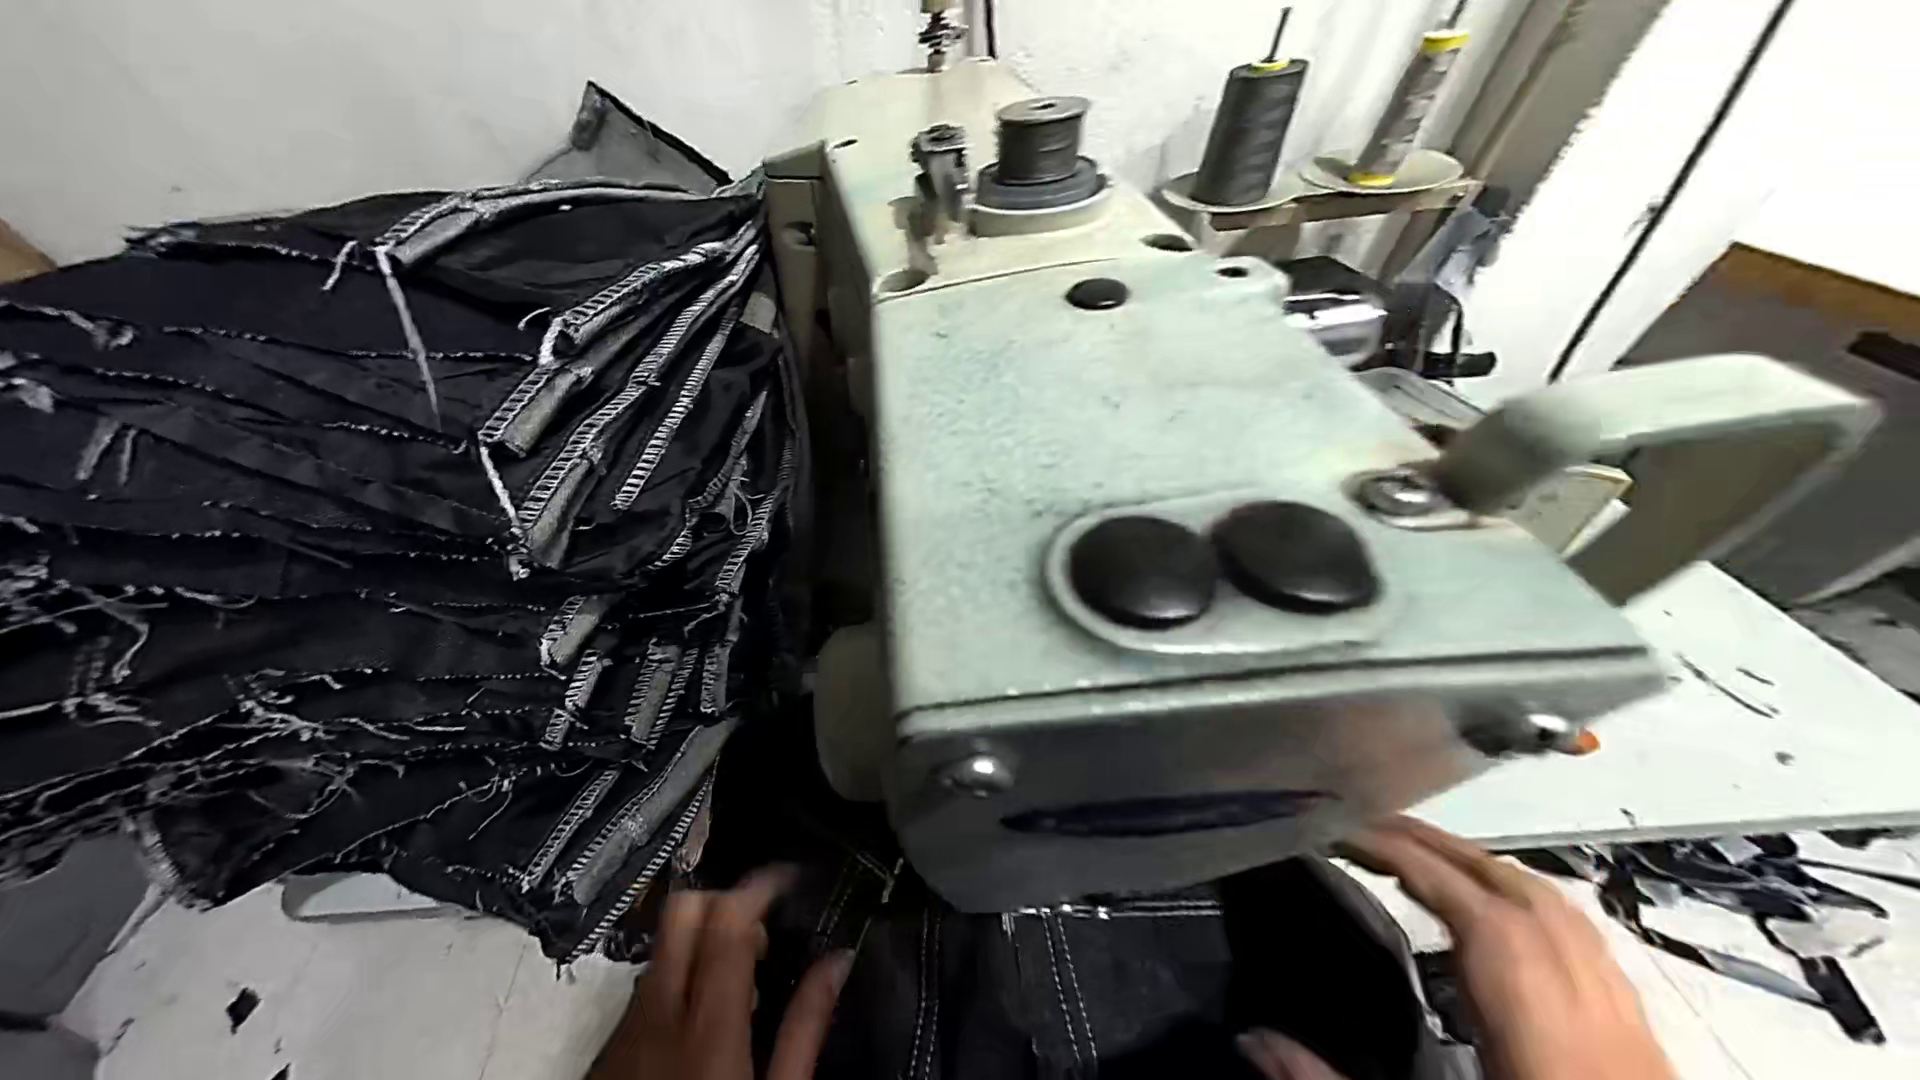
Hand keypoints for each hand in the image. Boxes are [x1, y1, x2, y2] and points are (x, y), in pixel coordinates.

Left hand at [591, 869, 852, 1079]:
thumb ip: (807, 1022)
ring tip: (736, 973)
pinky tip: (700, 1013)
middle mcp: (658, 1013)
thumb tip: (839, 958)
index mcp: (708, 1024)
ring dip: (701, 936)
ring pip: (661, 943)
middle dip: (723, 900)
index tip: (786, 879)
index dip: (757, 886)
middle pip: (682, 913)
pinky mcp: (608, 1050)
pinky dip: (677, 972)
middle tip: (758, 928)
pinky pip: (645, 983)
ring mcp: (626, 1030)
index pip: (726, 921)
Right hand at [1239, 816, 1674, 1079]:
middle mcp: (1590, 1013)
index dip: (1403, 856)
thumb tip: (1250, 1039)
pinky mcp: (1644, 1040)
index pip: (1470, 910)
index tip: (1343, 832)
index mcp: (1537, 1031)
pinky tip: (1494, 909)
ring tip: (1415, 853)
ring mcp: (1628, 1024)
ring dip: (1477, 863)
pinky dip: (1526, 898)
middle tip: (1364, 827)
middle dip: (1432, 845)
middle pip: (1514, 893)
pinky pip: (1584, 938)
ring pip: (1557, 908)